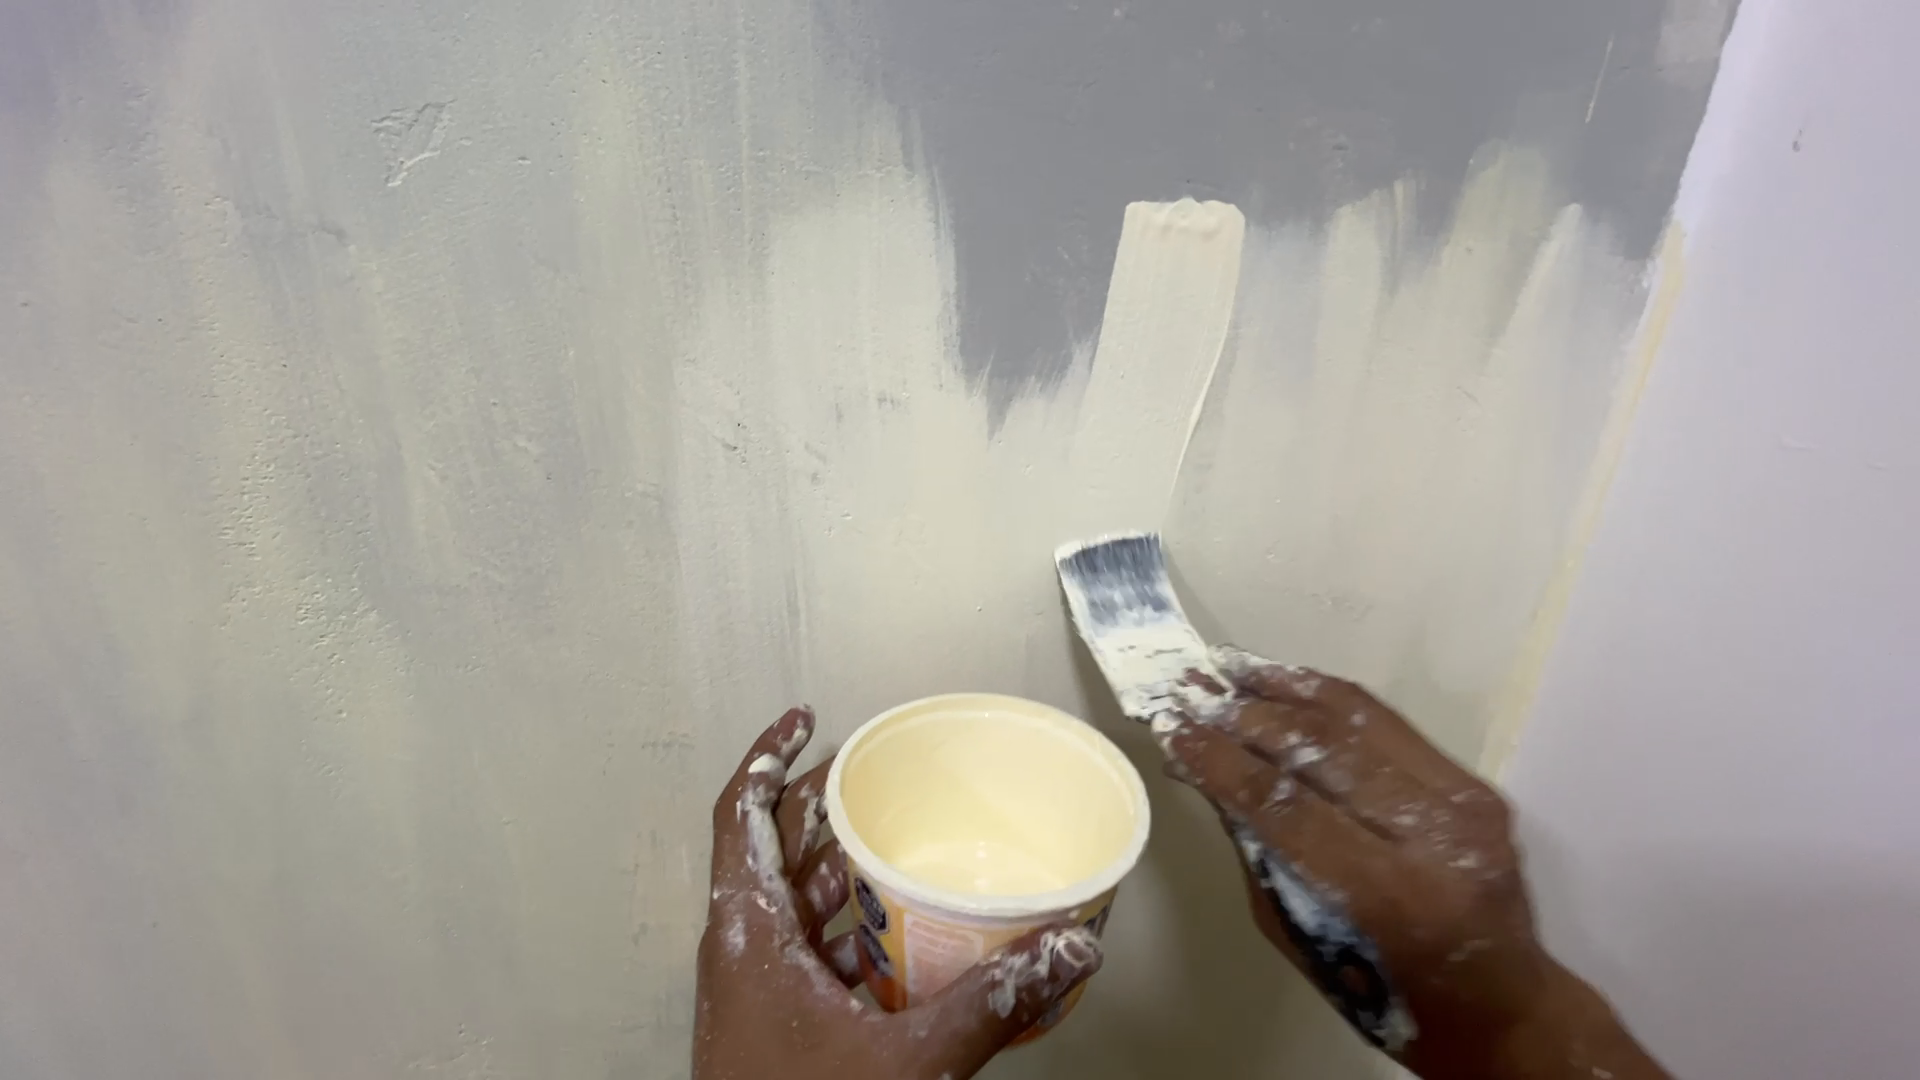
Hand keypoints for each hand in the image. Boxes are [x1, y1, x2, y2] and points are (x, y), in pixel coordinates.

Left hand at [693, 706, 1103, 1079]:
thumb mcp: (905, 1065)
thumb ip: (989, 1006)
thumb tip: (1066, 952)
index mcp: (749, 933)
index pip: (742, 814)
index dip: (768, 756)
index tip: (804, 717)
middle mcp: (746, 944)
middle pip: (775, 840)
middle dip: (820, 795)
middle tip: (871, 766)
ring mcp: (761, 979)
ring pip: (796, 887)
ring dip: (837, 852)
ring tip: (890, 824)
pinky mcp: (781, 1010)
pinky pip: (813, 935)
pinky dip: (848, 909)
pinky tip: (896, 913)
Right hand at [1160, 648, 1669, 1079]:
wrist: (1500, 1004)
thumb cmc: (1380, 989)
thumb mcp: (1295, 926)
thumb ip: (1254, 843)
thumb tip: (1204, 767)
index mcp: (1386, 896)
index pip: (1283, 805)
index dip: (1219, 760)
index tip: (1170, 726)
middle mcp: (1433, 840)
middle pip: (1316, 751)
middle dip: (1239, 714)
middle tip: (1187, 688)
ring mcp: (1462, 801)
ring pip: (1351, 719)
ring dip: (1277, 688)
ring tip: (1225, 666)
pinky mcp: (1470, 781)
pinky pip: (1382, 719)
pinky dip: (1320, 691)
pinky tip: (1277, 677)